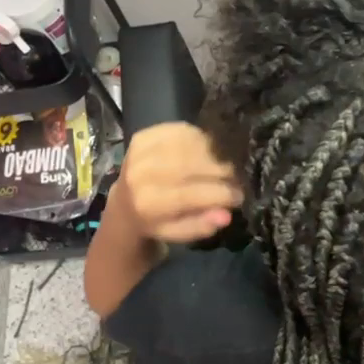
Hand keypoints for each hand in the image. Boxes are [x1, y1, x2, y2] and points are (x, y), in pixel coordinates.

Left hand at [113, 123, 242, 242]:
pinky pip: (182, 130)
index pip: (190, 195)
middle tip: (236, 178)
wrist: (123, 204)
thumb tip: (226, 215)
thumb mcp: (177, 233)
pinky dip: (201, 138)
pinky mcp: (144, 136)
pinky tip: (208, 150)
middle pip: (190, 166)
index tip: (239, 196)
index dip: (220, 194)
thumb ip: (201, 226)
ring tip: (224, 164)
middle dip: (220, 171)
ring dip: (214, 154)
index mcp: (147, 203)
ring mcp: (140, 152)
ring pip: (188, 145)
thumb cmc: (156, 222)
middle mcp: (140, 174)